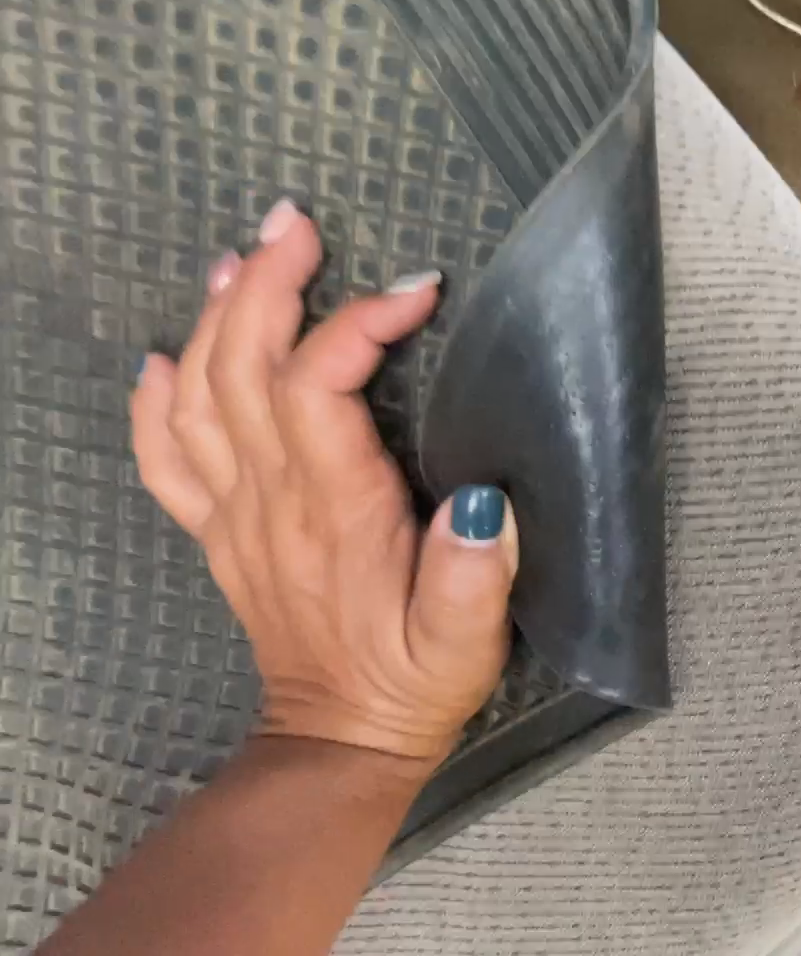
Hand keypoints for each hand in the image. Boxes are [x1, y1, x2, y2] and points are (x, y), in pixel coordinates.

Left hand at [128, 200, 516, 773]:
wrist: (341, 738)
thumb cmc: (416, 679)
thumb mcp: (468, 636)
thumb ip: (475, 569)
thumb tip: (479, 496)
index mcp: (334, 514)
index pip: (320, 391)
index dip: (358, 327)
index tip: (416, 291)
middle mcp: (269, 503)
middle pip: (240, 371)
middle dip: (264, 287)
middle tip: (297, 225)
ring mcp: (235, 516)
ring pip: (197, 395)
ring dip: (214, 317)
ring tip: (243, 258)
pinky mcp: (226, 532)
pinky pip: (167, 452)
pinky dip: (158, 394)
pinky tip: (166, 356)